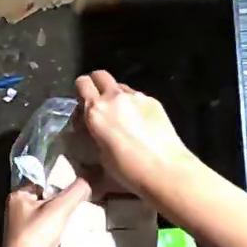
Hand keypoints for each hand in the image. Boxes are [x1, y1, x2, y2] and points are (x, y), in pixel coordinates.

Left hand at [2, 179, 90, 246]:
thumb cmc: (37, 235)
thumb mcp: (60, 208)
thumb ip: (76, 191)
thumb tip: (89, 180)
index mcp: (18, 196)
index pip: (43, 180)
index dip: (61, 181)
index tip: (81, 184)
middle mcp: (19, 209)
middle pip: (49, 197)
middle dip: (66, 199)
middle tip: (86, 199)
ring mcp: (26, 227)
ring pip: (51, 214)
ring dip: (66, 215)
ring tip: (84, 212)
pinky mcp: (33, 242)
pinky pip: (52, 229)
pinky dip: (63, 229)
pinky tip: (76, 229)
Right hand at [74, 70, 196, 198]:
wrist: (165, 169)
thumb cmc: (128, 170)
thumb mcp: (100, 157)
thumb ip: (92, 136)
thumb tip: (92, 129)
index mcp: (95, 111)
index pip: (82, 84)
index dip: (80, 92)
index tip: (83, 105)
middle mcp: (114, 98)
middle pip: (100, 75)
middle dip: (96, 85)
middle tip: (98, 103)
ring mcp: (136, 97)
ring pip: (119, 86)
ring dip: (115, 96)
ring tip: (122, 118)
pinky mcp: (153, 101)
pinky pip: (137, 97)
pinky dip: (133, 105)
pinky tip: (140, 125)